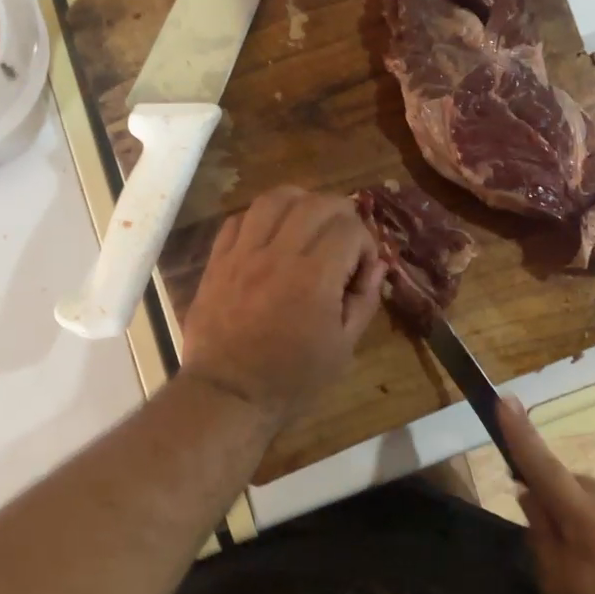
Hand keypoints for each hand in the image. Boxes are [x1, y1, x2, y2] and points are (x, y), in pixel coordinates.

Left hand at [181, 187, 386, 420]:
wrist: (228, 395)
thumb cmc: (293, 380)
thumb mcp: (343, 348)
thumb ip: (363, 300)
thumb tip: (377, 265)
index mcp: (315, 278)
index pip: (350, 228)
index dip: (365, 242)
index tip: (361, 269)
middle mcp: (279, 255)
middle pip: (316, 203)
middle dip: (340, 214)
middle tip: (342, 240)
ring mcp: (243, 254)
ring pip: (273, 198)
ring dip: (299, 203)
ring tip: (306, 225)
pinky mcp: (217, 261)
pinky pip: (238, 219)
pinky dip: (260, 219)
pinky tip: (269, 238)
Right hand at [504, 399, 594, 593]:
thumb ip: (542, 540)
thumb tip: (531, 497)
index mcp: (587, 519)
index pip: (544, 467)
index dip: (520, 434)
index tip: (504, 399)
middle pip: (569, 484)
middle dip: (552, 500)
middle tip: (547, 545)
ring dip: (580, 519)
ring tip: (587, 571)